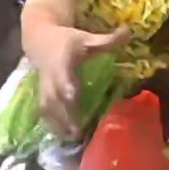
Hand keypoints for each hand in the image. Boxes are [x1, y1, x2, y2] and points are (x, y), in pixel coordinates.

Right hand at [32, 25, 129, 139]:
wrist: (39, 41)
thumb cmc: (67, 40)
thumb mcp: (86, 38)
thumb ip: (107, 40)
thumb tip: (129, 31)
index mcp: (61, 61)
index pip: (63, 75)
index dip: (66, 85)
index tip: (72, 96)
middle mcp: (50, 77)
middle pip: (55, 97)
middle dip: (64, 114)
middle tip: (77, 131)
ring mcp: (44, 88)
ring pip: (48, 108)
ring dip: (58, 124)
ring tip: (73, 138)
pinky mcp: (42, 95)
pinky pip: (44, 112)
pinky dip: (52, 125)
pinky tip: (63, 137)